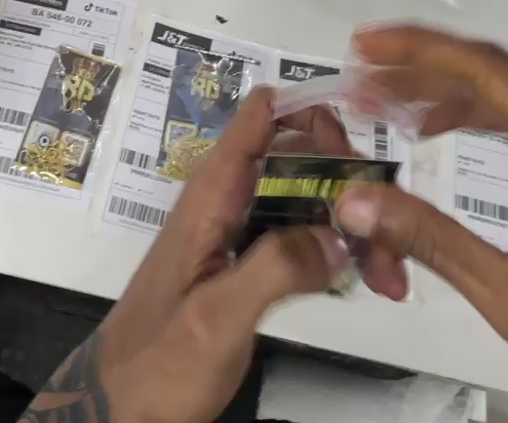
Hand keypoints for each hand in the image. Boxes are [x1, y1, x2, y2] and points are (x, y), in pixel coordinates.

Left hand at [23, 89, 398, 422]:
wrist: (120, 405)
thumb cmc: (158, 360)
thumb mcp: (216, 317)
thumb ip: (275, 269)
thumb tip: (340, 234)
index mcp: (213, 191)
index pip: (263, 114)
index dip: (313, 114)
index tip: (358, 154)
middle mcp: (227, 196)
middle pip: (298, 151)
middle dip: (347, 178)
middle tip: (384, 240)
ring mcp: (238, 225)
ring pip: (305, 192)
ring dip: (349, 218)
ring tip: (387, 273)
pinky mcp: (247, 257)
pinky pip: (299, 229)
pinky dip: (335, 246)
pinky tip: (365, 280)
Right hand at [337, 26, 507, 422]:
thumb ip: (433, 241)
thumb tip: (353, 201)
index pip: (492, 71)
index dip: (418, 50)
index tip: (363, 46)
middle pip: (500, 78)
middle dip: (420, 76)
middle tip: (357, 86)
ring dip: (447, 98)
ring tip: (383, 107)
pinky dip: (482, 122)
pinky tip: (440, 132)